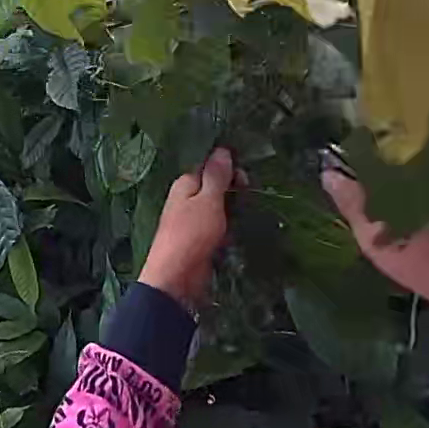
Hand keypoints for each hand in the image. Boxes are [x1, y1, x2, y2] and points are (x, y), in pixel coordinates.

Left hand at [138, 148, 239, 312]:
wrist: (177, 277)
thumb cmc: (191, 234)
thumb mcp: (207, 201)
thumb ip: (215, 177)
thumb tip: (221, 150)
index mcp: (184, 185)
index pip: (208, 166)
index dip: (228, 168)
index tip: (247, 177)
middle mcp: (186, 199)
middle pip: (215, 186)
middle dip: (234, 189)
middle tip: (249, 196)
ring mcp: (193, 220)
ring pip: (219, 207)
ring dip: (234, 209)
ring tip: (250, 212)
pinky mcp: (201, 239)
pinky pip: (220, 226)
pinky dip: (230, 227)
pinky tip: (241, 231)